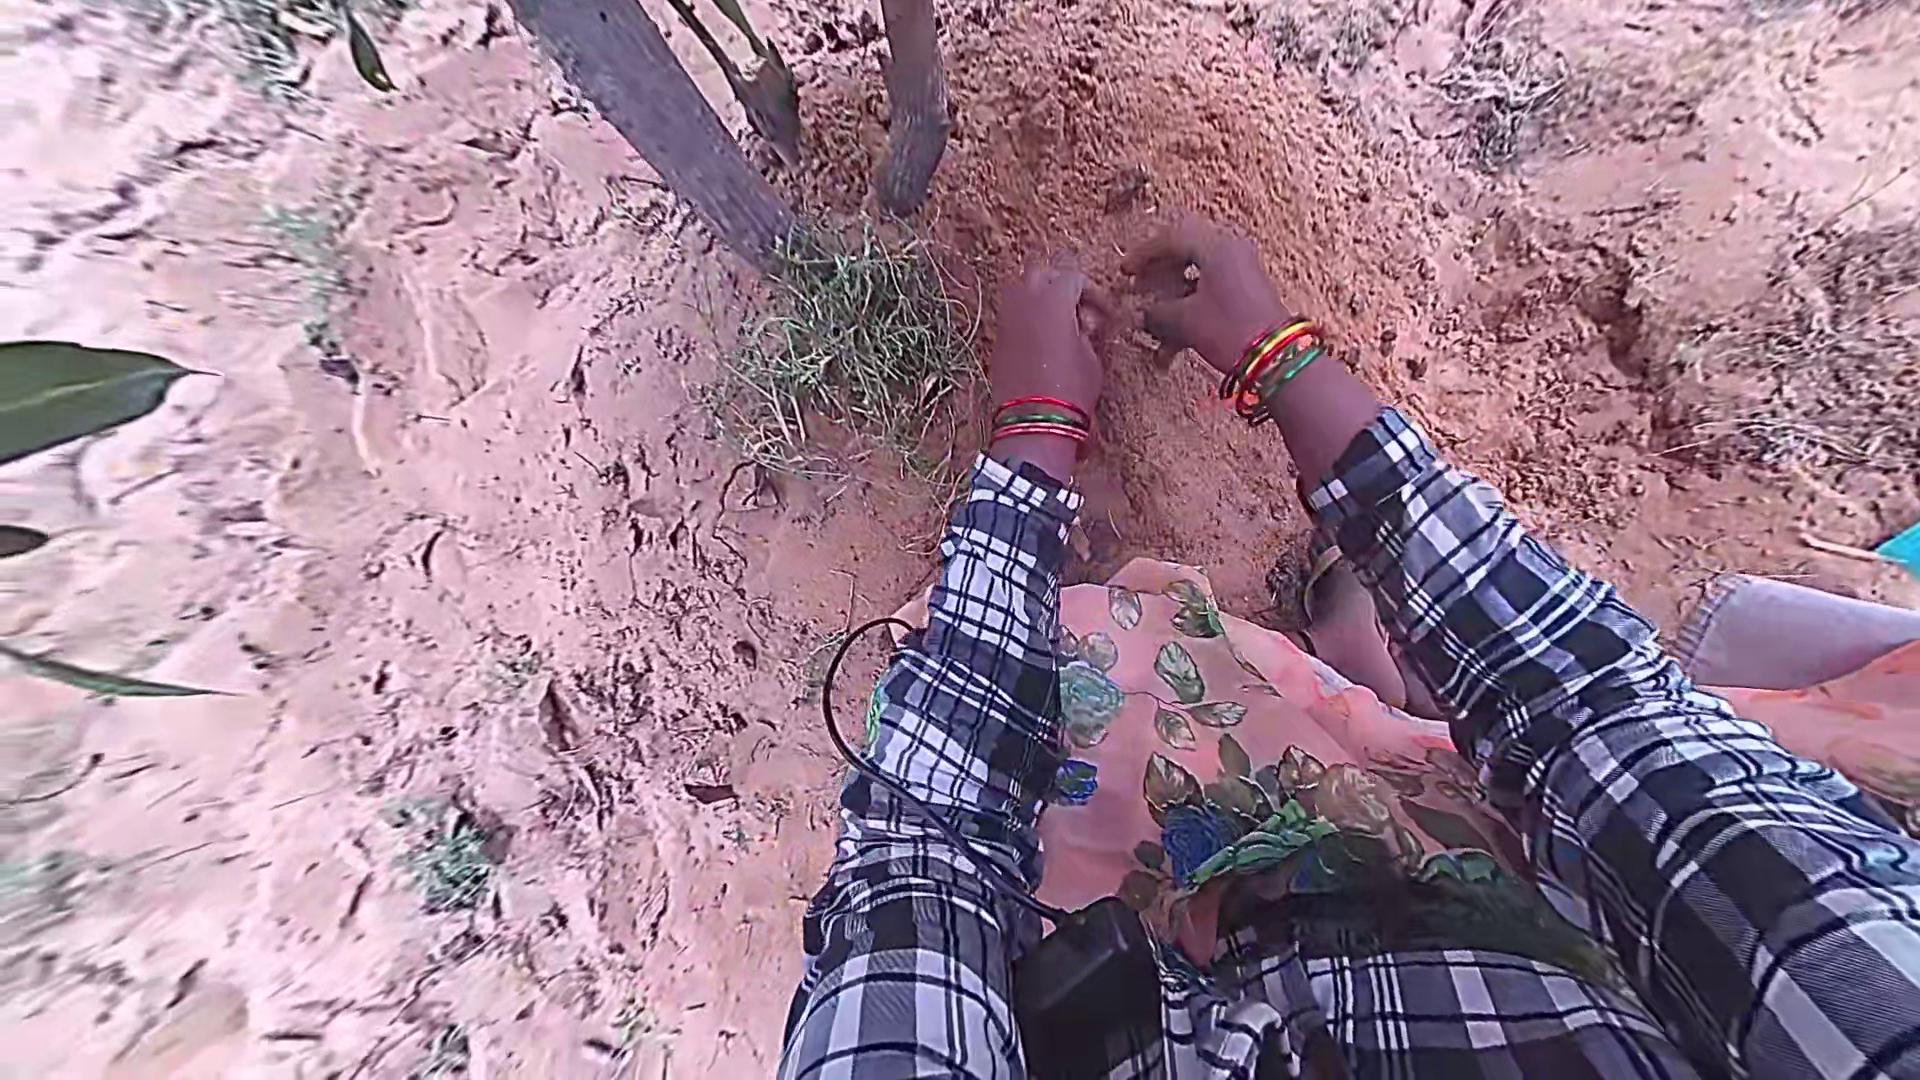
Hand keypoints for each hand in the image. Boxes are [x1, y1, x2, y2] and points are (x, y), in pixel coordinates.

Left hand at [989, 260, 1110, 478]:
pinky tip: (1042, 340)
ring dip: (1039, 298)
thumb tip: (1083, 323)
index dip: (1094, 294)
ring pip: (1020, 289)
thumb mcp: (1092, 356)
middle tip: (1078, 310)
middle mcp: (1024, 300)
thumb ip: (1087, 329)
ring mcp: (1006, 319)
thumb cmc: (1071, 390)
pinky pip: (1012, 315)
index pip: (1074, 277)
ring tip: (1059, 323)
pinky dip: (1026, 318)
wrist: (1034, 423)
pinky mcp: (997, 340)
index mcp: (1053, 298)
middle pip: (1041, 272)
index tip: (1104, 317)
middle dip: (1060, 285)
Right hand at [1123, 215, 1292, 374]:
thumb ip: (1156, 312)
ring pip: (1195, 275)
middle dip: (1158, 272)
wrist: (1273, 356)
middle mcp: (1231, 251)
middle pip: (1185, 252)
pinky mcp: (1244, 293)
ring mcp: (1240, 271)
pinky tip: (1172, 339)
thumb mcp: (1184, 320)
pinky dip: (1188, 308)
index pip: (1173, 239)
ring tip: (1152, 318)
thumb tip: (1140, 313)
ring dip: (1171, 296)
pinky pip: (1208, 292)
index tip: (1125, 271)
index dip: (1143, 255)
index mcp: (1217, 247)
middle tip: (1138, 285)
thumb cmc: (1229, 331)